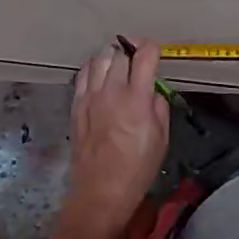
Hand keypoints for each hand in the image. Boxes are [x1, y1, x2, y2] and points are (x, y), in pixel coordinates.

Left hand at [63, 38, 169, 237]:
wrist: (101, 190)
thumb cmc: (137, 169)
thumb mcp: (162, 139)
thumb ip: (159, 107)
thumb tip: (153, 90)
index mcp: (137, 99)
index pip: (144, 57)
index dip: (152, 48)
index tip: (155, 51)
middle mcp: (112, 91)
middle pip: (120, 53)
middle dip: (132, 49)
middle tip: (138, 54)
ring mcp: (91, 95)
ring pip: (100, 58)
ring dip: (112, 54)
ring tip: (119, 60)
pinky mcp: (77, 103)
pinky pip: (83, 73)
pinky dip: (93, 66)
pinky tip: (99, 70)